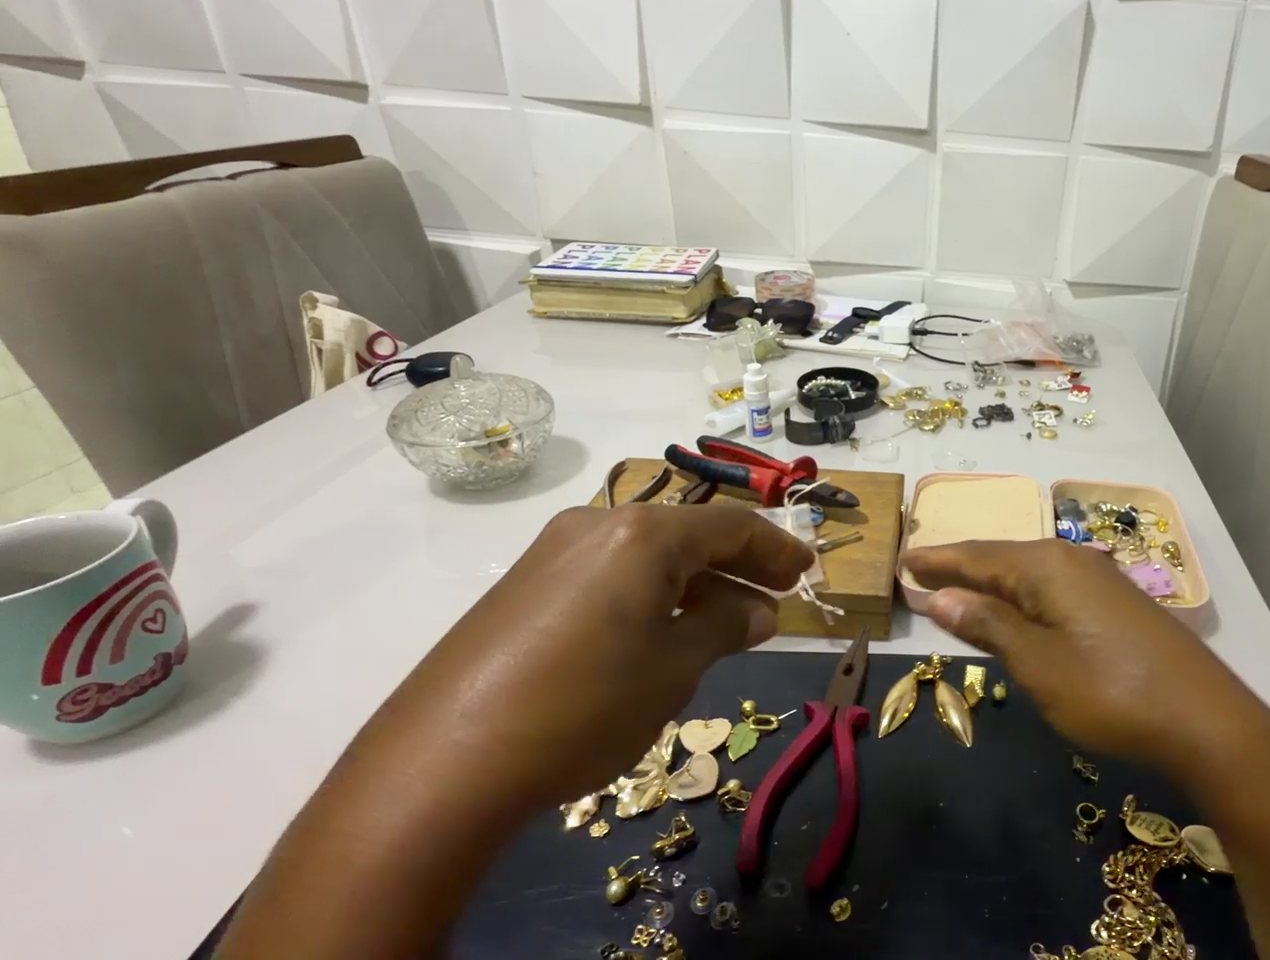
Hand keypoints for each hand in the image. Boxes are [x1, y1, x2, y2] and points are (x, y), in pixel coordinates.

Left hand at [370, 503, 811, 806]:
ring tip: (723, 624)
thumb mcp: (674, 668)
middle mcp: (597, 524)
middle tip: (774, 597)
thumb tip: (757, 610)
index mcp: (643, 534)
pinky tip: (659, 633)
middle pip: (687, 536)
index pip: (731, 526)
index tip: (808, 570)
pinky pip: (607, 575)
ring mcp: (553, 552)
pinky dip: (648, 595)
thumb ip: (724, 627)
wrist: (443, 763)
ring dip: (692, 584)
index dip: (777, 548)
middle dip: (737, 566)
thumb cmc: (585, 704)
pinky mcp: (524, 586)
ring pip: (645, 557)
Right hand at [902, 539, 1259, 778]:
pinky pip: (1054, 589)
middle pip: (1003, 559)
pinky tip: (1016, 612)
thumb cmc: (1109, 692)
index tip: (903, 560)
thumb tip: (941, 597)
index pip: (977, 556)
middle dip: (962, 568)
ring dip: (992, 583)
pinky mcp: (1116, 604)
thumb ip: (988, 625)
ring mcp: (1099, 580)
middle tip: (923, 573)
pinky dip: (1023, 597)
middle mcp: (1071, 560)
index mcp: (1046, 566)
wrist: (1204, 719)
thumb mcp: (1037, 664)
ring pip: (1030, 574)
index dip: (938, 562)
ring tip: (959, 590)